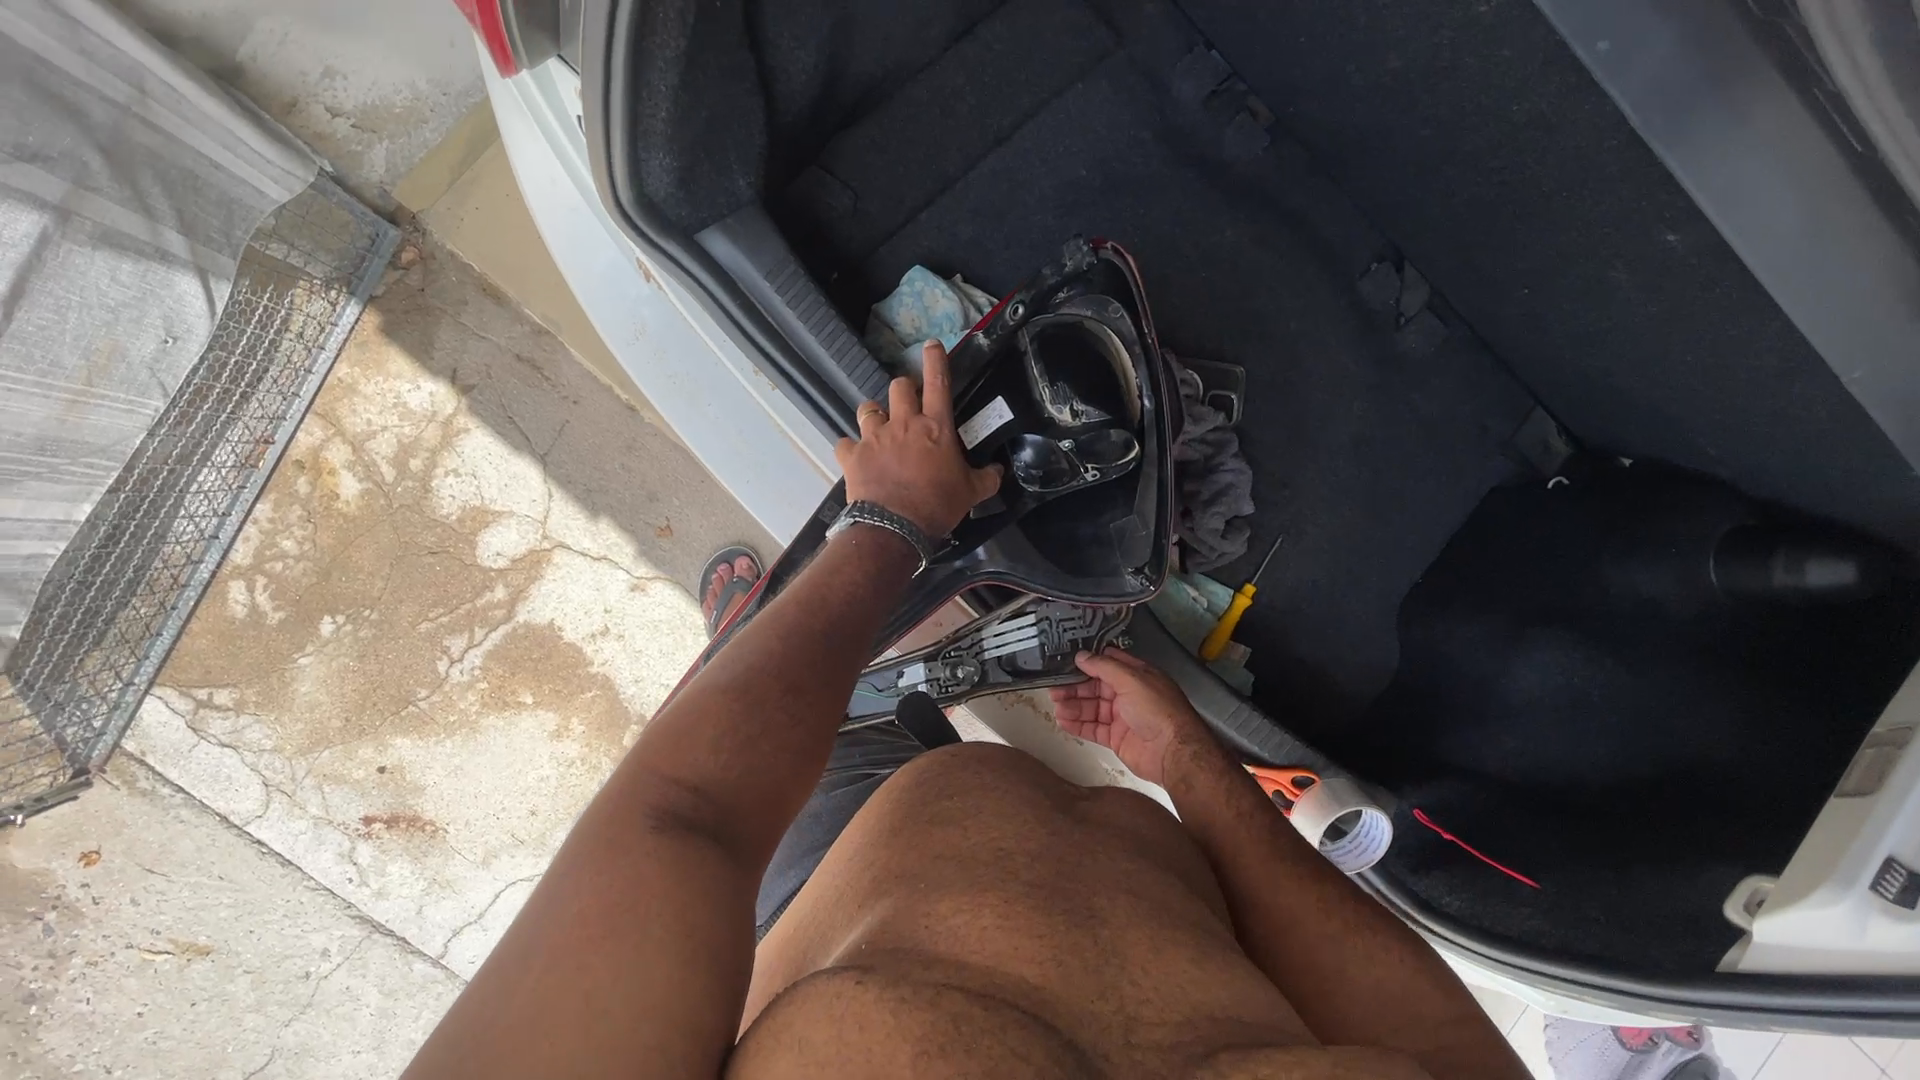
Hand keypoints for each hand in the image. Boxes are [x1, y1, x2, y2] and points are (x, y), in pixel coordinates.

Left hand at [835, 342, 1003, 536]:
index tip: (931, 344)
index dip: (935, 359)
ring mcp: (874, 438)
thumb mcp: (972, 493)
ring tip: (878, 427)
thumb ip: (987, 478)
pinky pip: (845, 443)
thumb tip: (999, 471)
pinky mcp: (852, 455)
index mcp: (936, 427)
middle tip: (907, 405)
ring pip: (868, 408)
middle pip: (898, 387)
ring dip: (874, 414)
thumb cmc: (938, 506)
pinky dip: (850, 449)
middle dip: (903, 390)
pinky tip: (856, 457)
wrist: (895, 529)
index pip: (937, 381)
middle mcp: (903, 424)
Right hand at [1048, 648, 1214, 785]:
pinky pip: (1093, 729)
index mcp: (1136, 676)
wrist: (1172, 752)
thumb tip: (1083, 656)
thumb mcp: (1132, 680)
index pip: (1107, 665)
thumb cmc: (1159, 711)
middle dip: (1075, 688)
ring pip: (1092, 709)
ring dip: (1073, 707)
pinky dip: (1078, 725)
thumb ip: (1105, 666)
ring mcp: (1122, 717)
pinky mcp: (1116, 738)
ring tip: (1056, 706)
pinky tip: (1064, 722)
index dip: (1087, 663)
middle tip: (1055, 689)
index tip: (1067, 664)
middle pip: (1096, 688)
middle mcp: (1129, 695)